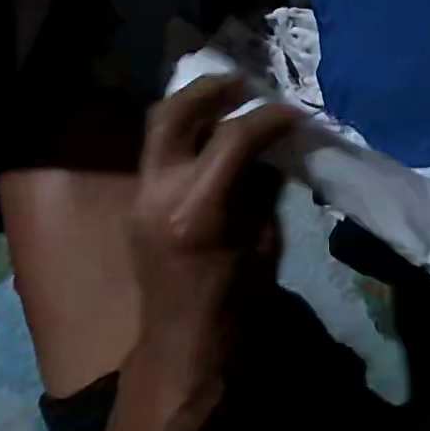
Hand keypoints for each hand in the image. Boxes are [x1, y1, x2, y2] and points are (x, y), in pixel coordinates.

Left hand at [125, 76, 298, 405]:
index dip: (268, 118)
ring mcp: (141, 193)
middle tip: (244, 82)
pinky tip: (210, 129)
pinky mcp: (136, 199)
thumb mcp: (265, 243)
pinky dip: (185, 128)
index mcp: (197, 210)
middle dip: (212, 89)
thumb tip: (272, 145)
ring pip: (158, 123)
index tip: (293, 112)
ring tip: (226, 95)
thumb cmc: (235, 306)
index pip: (233, 138)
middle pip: (175, 113)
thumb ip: (263, 186)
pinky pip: (158, 146)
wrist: (181, 348)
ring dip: (193, 101)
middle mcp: (159, 191)